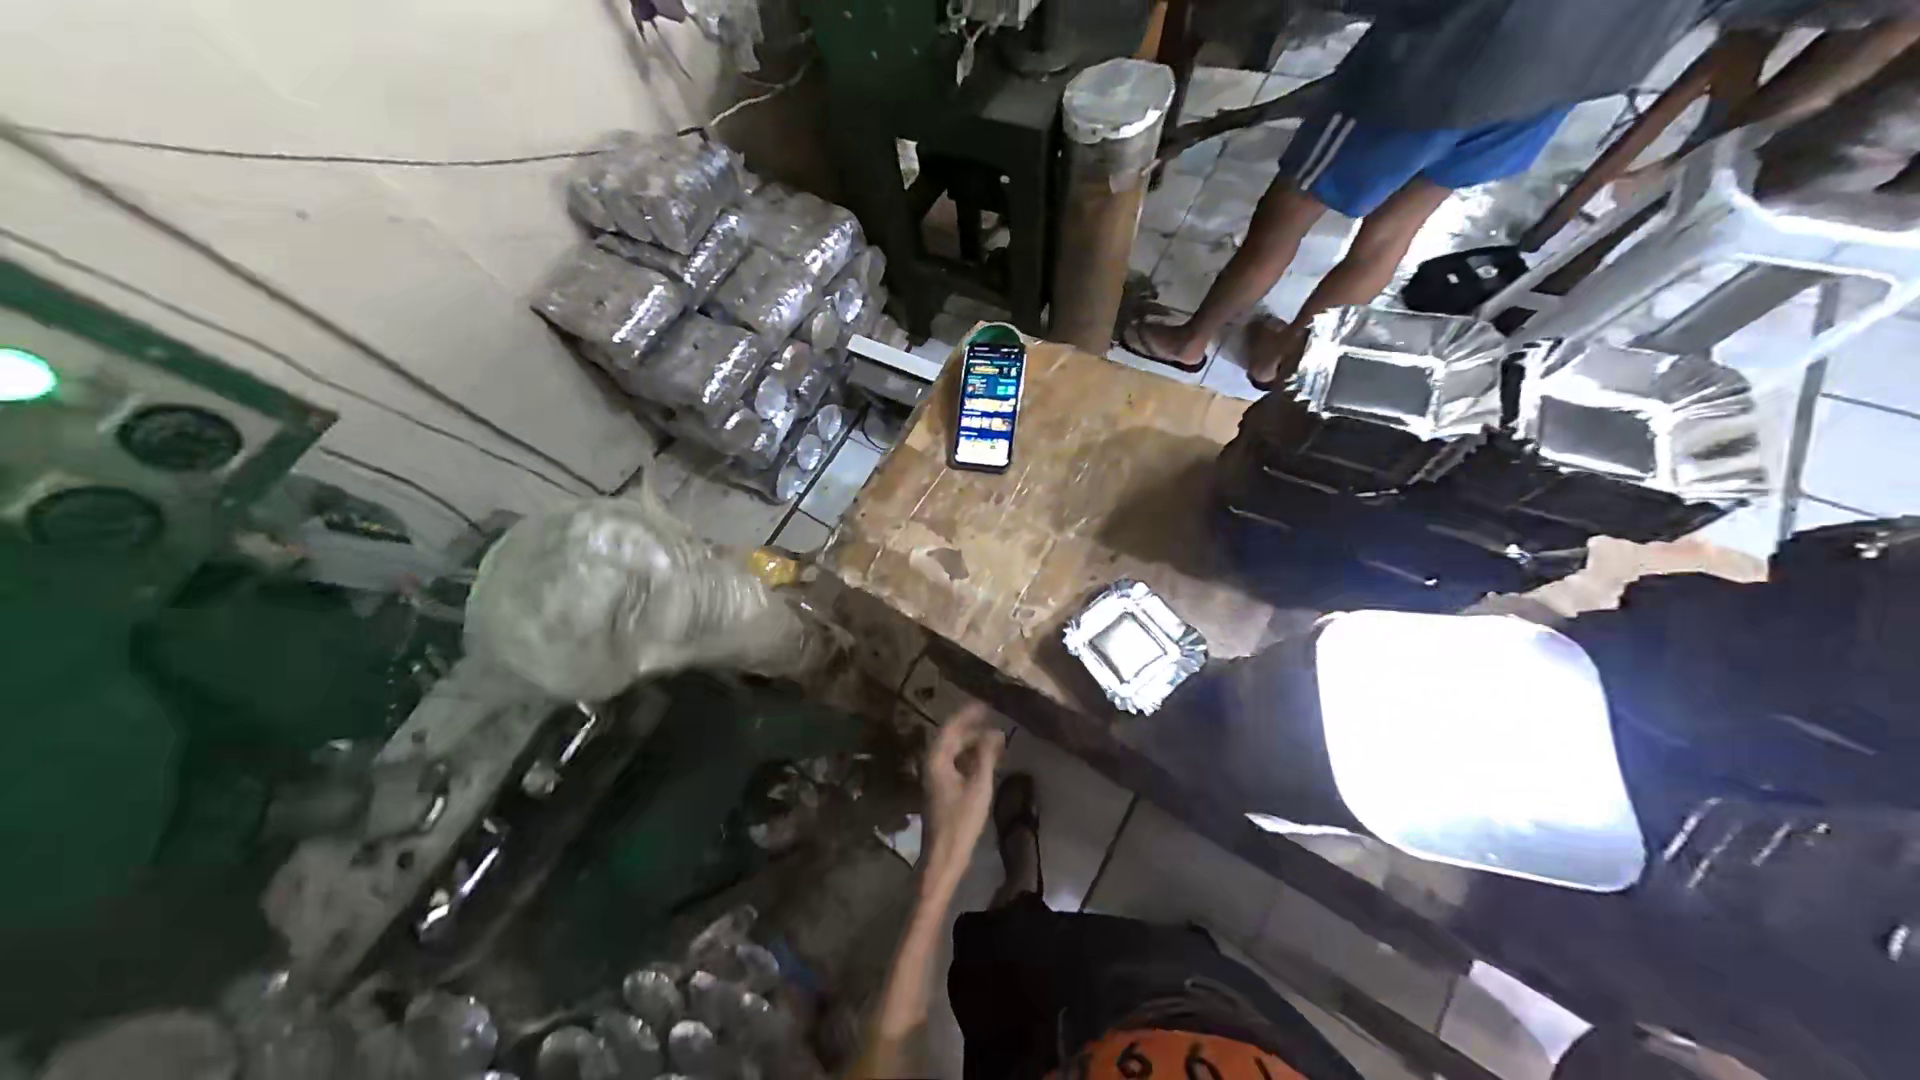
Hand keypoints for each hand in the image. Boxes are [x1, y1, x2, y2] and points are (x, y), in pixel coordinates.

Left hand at [922, 704, 1004, 889]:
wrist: (943, 856)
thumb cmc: (961, 822)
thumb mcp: (979, 786)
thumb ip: (986, 756)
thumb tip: (995, 732)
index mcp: (936, 759)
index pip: (951, 726)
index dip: (968, 714)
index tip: (986, 704)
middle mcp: (932, 763)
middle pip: (952, 737)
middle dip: (974, 729)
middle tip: (996, 723)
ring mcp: (935, 776)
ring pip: (955, 751)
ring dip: (974, 744)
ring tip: (997, 741)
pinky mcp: (941, 788)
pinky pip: (956, 763)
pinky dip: (971, 758)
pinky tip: (987, 761)